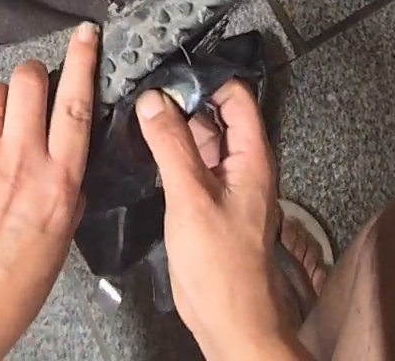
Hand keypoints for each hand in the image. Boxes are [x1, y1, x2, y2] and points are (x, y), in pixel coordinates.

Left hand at [0, 23, 97, 360]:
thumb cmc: (11, 290)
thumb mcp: (59, 242)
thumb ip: (67, 190)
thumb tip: (66, 153)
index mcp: (57, 182)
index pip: (76, 103)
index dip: (84, 60)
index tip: (85, 33)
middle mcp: (19, 163)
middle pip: (28, 80)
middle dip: (31, 75)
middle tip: (29, 92)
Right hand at [135, 82, 310, 360]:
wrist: (230, 321)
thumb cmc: (222, 265)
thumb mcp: (191, 196)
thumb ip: (171, 144)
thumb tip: (153, 99)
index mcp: (251, 156)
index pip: (236, 95)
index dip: (206, 78)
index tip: (171, 72)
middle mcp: (242, 163)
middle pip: (217, 113)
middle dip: (185, 97)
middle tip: (149, 87)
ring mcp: (226, 182)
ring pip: (203, 137)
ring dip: (177, 123)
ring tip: (143, 109)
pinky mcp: (209, 200)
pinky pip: (193, 160)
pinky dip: (173, 148)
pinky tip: (147, 144)